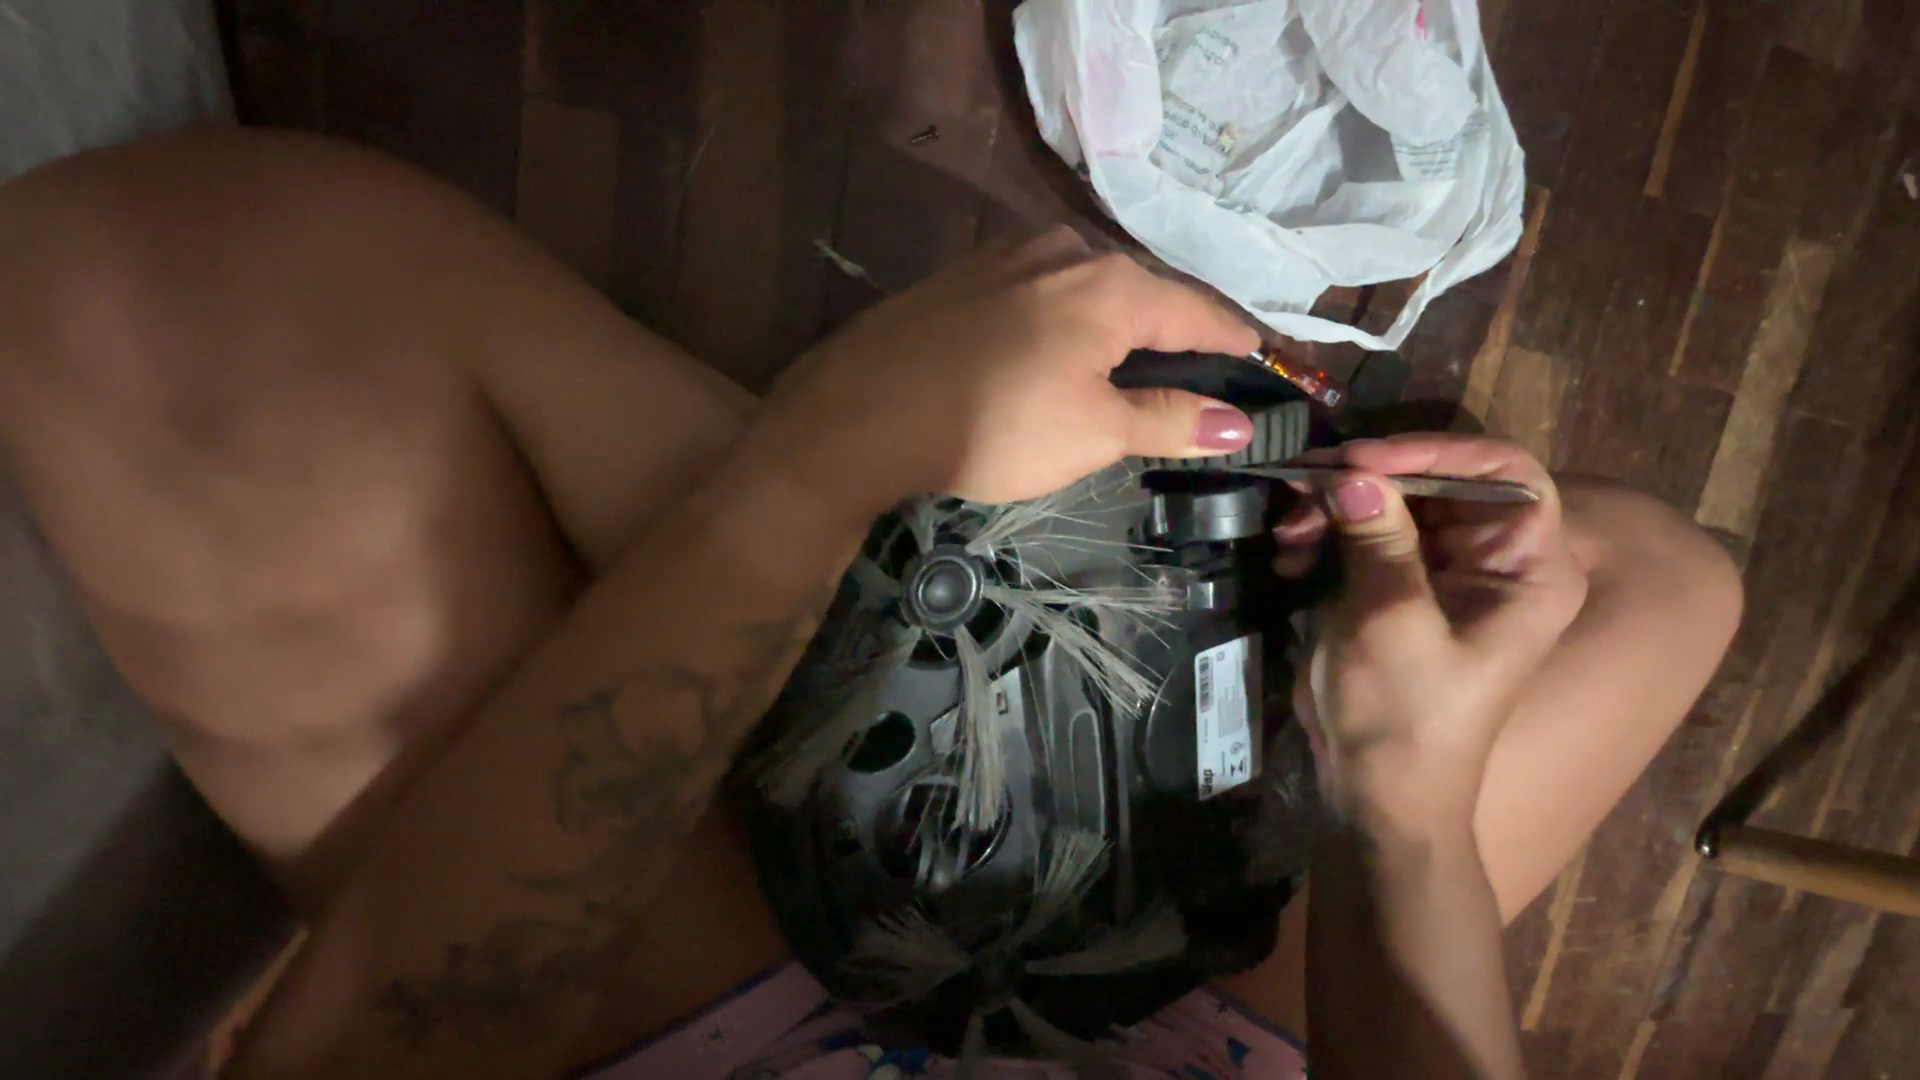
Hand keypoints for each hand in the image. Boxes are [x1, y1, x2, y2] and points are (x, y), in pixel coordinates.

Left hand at [753, 227, 1260, 505]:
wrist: (862, 413)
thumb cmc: (995, 425)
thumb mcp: (1093, 433)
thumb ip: (1168, 421)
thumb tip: (1238, 424)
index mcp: (1114, 283)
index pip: (1201, 313)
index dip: (1236, 345)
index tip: (1258, 368)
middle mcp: (1068, 250)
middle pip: (1147, 294)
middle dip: (1176, 338)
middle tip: (1194, 381)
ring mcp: (1011, 256)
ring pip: (1092, 290)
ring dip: (1119, 329)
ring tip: (1128, 373)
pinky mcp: (969, 275)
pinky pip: (1045, 295)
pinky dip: (1069, 323)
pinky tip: (1057, 355)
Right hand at [1275, 435, 1587, 834]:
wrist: (1375, 785)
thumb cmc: (1405, 712)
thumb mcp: (1391, 621)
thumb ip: (1377, 541)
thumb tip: (1350, 474)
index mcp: (1527, 567)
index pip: (1504, 474)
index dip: (1436, 451)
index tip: (1361, 459)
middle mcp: (1490, 559)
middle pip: (1436, 483)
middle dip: (1366, 481)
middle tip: (1301, 484)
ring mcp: (1437, 571)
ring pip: (1389, 503)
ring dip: (1333, 509)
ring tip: (1288, 535)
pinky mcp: (1392, 584)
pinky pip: (1360, 534)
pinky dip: (1323, 535)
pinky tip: (1290, 555)